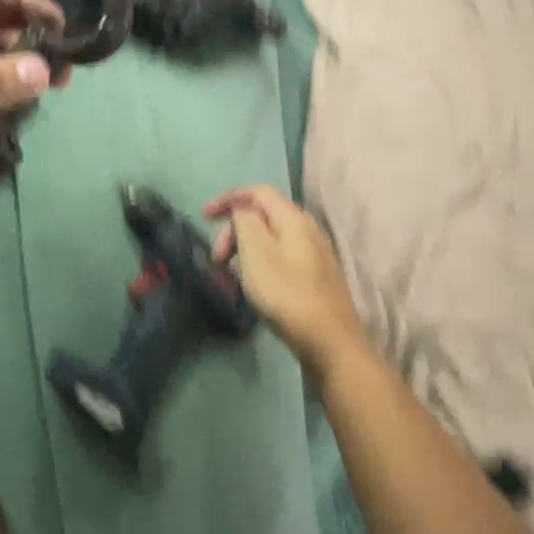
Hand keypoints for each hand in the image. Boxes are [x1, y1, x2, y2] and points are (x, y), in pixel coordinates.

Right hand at [206, 186, 368, 378]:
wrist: (330, 342)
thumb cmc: (286, 293)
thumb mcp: (256, 252)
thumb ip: (245, 221)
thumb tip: (243, 209)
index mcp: (294, 218)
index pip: (258, 192)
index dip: (228, 198)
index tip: (203, 216)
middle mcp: (309, 229)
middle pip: (264, 214)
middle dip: (234, 229)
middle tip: (217, 258)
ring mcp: (316, 253)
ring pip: (272, 236)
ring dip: (246, 247)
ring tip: (232, 272)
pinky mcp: (318, 275)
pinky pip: (282, 254)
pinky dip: (261, 260)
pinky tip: (255, 282)